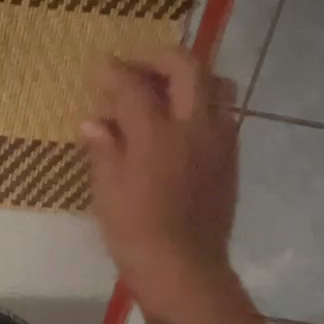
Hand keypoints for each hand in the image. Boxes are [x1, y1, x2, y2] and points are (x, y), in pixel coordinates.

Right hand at [80, 48, 240, 306]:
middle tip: (134, 64)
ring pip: (214, 84)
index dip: (114, 74)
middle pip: (186, 68)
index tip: (98, 67)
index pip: (133, 88)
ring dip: (188, 76)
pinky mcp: (229, 157)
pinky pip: (221, 112)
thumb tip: (93, 122)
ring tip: (164, 87)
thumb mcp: (107, 190)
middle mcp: (195, 125)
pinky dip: (200, 103)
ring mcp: (219, 139)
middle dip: (158, 58)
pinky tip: (179, 122)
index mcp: (157, 133)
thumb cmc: (134, 231)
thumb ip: (103, 149)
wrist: (182, 265)